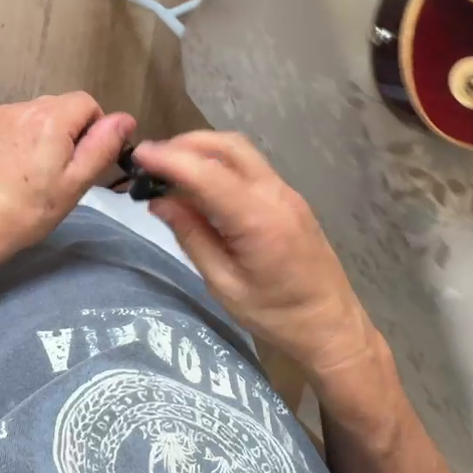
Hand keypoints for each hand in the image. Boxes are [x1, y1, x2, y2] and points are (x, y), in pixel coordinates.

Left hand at [0, 93, 133, 285]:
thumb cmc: (27, 212)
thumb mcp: (74, 185)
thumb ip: (102, 146)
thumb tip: (125, 118)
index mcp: (50, 119)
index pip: (86, 102)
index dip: (91, 128)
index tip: (81, 158)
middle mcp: (20, 107)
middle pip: (56, 106)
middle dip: (63, 131)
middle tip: (53, 170)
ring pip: (28, 114)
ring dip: (34, 133)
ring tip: (23, 170)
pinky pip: (1, 122)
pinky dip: (7, 137)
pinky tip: (0, 165)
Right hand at [132, 133, 380, 377]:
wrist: (334, 327)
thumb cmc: (277, 316)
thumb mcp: (225, 285)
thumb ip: (192, 237)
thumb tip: (159, 202)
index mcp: (258, 220)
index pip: (206, 173)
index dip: (169, 159)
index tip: (138, 155)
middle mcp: (275, 194)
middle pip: (226, 146)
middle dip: (184, 145)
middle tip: (152, 162)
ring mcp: (286, 192)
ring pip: (239, 150)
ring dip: (202, 149)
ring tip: (170, 170)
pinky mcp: (288, 196)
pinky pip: (249, 165)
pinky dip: (219, 162)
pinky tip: (200, 183)